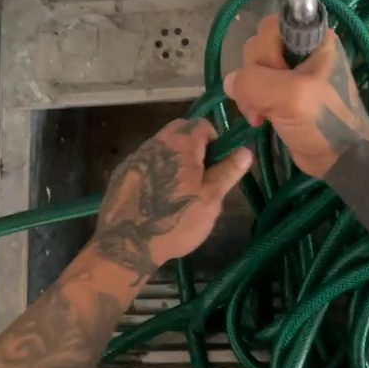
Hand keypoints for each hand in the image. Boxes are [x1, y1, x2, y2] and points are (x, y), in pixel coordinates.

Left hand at [90, 119, 251, 276]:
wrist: (127, 243)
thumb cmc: (176, 220)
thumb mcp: (210, 199)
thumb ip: (228, 171)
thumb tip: (246, 150)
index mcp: (181, 145)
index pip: (201, 124)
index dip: (213, 139)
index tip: (216, 162)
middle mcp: (156, 142)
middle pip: (179, 131)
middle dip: (192, 145)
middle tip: (200, 174)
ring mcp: (136, 156)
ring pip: (160, 146)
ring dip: (173, 157)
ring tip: (178, 189)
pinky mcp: (122, 172)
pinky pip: (144, 162)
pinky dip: (154, 170)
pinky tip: (156, 197)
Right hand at [221, 14, 368, 178]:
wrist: (340, 159)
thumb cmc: (324, 122)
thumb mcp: (290, 96)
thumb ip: (254, 82)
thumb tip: (230, 83)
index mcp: (314, 39)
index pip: (271, 26)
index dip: (267, 51)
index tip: (279, 75)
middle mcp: (302, 49)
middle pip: (257, 47)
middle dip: (255, 77)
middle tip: (270, 101)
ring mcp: (290, 71)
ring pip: (252, 68)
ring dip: (250, 94)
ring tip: (263, 115)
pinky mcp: (281, 91)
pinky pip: (254, 86)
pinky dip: (251, 102)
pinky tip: (261, 119)